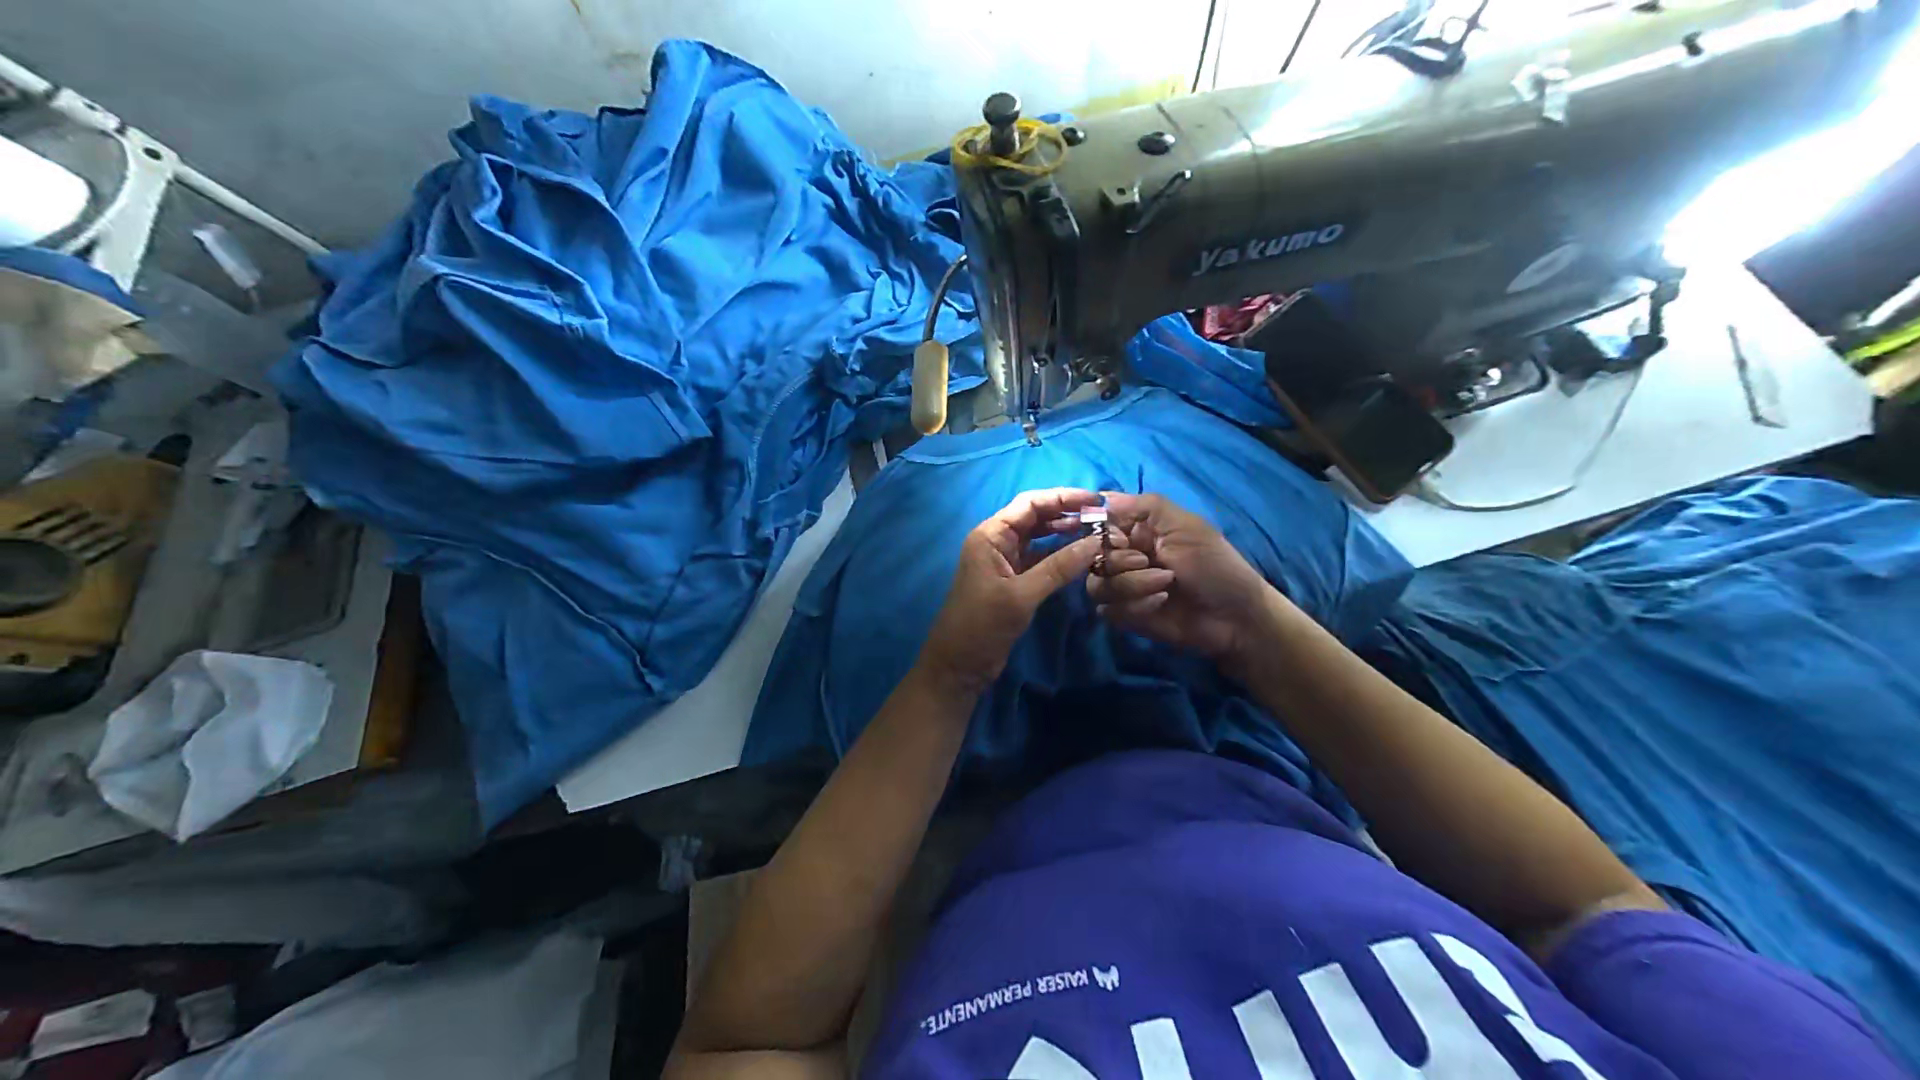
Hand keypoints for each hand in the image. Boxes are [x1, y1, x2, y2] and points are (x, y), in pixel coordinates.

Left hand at [919, 488, 1105, 695]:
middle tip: (1102, 517)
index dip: (1062, 497)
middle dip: (1067, 513)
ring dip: (1065, 534)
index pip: (1029, 504)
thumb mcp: (1021, 595)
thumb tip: (1096, 541)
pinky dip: (1060, 555)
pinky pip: (1040, 559)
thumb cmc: (981, 626)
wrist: (958, 666)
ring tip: (1097, 532)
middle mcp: (996, 542)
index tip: (1095, 500)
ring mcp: (1004, 562)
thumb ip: (1058, 567)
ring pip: (1039, 538)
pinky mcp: (1013, 581)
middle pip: (1035, 517)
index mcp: (990, 536)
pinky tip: (1082, 556)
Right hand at [1087, 492, 1281, 669]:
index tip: (1122, 538)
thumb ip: (1145, 506)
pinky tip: (1160, 605)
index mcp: (1137, 532)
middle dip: (1119, 562)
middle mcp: (1125, 558)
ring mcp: (1124, 589)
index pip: (1098, 526)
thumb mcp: (1185, 526)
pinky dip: (1134, 607)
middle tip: (1148, 562)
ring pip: (1097, 586)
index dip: (1101, 533)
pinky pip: (1107, 610)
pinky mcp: (1126, 616)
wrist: (1235, 616)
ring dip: (1131, 585)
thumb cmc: (1214, 564)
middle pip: (1091, 558)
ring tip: (1165, 586)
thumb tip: (1102, 497)